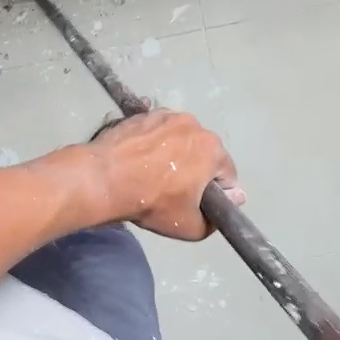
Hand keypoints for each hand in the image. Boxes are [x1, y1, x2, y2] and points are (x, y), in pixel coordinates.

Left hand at [86, 109, 241, 239]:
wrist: (105, 178)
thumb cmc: (153, 202)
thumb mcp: (192, 226)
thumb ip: (218, 217)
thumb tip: (234, 198)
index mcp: (211, 147)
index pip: (227, 174)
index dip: (218, 193)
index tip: (200, 203)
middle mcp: (192, 123)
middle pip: (203, 152)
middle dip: (197, 170)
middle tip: (176, 190)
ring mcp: (164, 114)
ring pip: (180, 139)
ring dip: (176, 153)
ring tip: (155, 174)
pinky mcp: (141, 114)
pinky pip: (157, 131)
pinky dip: (155, 143)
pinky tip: (141, 160)